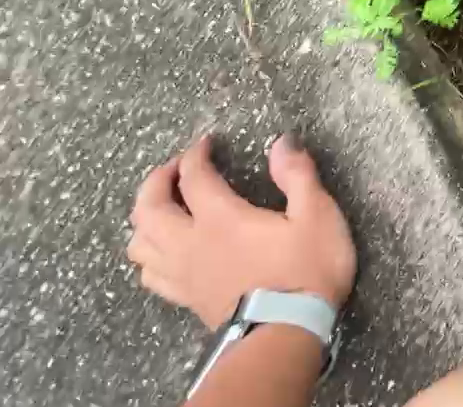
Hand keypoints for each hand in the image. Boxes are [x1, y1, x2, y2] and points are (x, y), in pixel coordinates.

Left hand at [127, 133, 357, 328]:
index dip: (195, 156)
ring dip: (143, 218)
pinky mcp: (185, 295)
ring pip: (139, 243)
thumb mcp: (317, 213)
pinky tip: (162, 251)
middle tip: (171, 167)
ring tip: (162, 206)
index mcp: (222, 219)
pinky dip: (149, 253)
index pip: (194, 180)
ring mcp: (183, 273)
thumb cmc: (308, 265)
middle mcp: (190, 243)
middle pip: (149, 210)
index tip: (204, 141)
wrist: (286, 326)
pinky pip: (149, 272)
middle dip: (154, 183)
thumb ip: (297, 175)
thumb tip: (281, 142)